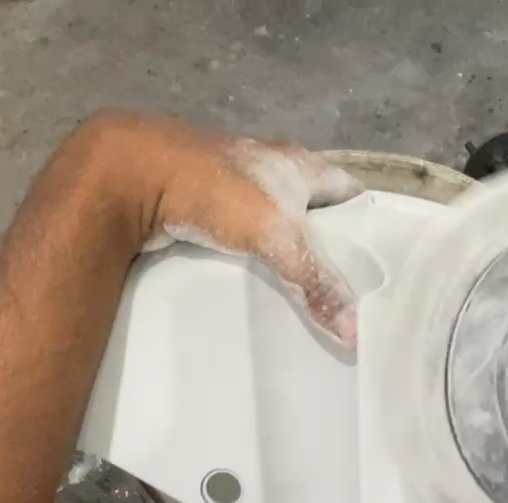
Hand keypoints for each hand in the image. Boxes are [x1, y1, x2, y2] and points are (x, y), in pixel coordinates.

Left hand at [69, 111, 364, 343]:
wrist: (131, 174)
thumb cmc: (216, 190)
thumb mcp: (276, 236)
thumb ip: (315, 282)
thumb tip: (354, 333)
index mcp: (296, 164)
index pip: (347, 189)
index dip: (364, 220)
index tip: (376, 260)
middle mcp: (269, 169)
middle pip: (312, 207)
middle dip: (325, 241)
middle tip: (341, 286)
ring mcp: (234, 187)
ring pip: (274, 221)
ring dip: (286, 250)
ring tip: (302, 293)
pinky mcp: (204, 206)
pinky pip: (241, 236)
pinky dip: (251, 257)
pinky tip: (254, 283)